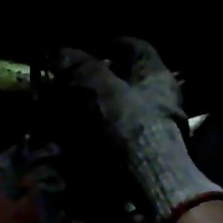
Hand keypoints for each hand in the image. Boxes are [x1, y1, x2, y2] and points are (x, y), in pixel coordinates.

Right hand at [57, 38, 222, 222]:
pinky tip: (82, 127)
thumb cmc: (131, 127)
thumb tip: (61, 49)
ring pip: (124, 101)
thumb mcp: (102, 90)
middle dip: (101, 73)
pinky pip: (122, 125)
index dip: (111, 42)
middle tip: (74, 74)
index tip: (88, 45)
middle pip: (129, 75)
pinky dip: (102, 122)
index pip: (136, 46)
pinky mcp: (146, 146)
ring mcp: (156, 122)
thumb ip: (82, 67)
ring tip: (71, 100)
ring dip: (99, 99)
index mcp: (157, 74)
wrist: (151, 180)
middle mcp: (161, 95)